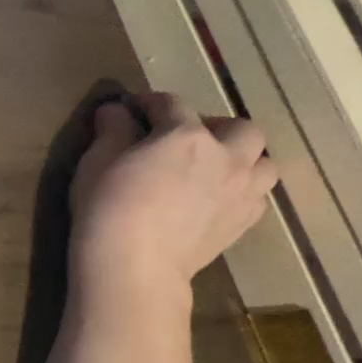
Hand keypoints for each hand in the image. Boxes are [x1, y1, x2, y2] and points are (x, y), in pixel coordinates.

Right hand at [70, 92, 277, 310]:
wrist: (135, 260)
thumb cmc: (107, 203)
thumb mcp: (97, 160)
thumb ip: (112, 130)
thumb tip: (117, 110)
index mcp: (185, 136)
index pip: (172, 104)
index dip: (149, 102)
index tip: (131, 108)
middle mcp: (227, 157)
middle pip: (242, 128)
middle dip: (215, 126)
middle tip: (183, 138)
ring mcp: (243, 190)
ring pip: (264, 162)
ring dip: (242, 158)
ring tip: (211, 168)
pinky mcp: (246, 220)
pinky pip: (257, 194)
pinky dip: (240, 188)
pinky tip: (213, 197)